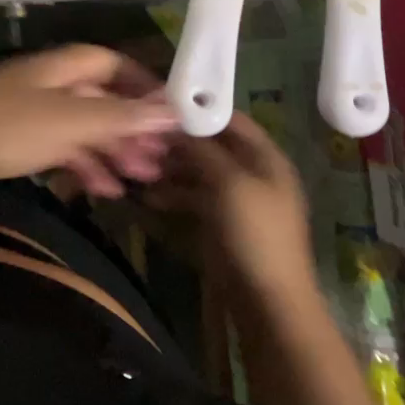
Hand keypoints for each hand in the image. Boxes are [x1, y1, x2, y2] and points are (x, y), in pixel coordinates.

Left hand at [0, 45, 179, 196]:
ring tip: (142, 180)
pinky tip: (102, 191)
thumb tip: (172, 111)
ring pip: (82, 127)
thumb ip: (121, 116)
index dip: (143, 84)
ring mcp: (31, 112)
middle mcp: (48, 84)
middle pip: (100, 98)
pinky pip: (61, 148)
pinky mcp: (16, 140)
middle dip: (132, 127)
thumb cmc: (7, 127)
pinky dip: (83, 166)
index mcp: (61, 68)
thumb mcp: (71, 121)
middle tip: (162, 161)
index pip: (112, 63)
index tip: (171, 115)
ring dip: (112, 151)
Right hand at [145, 111, 316, 302]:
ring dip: (169, 167)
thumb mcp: (229, 183)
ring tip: (137, 164)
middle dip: (176, 140)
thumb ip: (201, 148)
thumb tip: (174, 119)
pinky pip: (192, 197)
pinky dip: (171, 193)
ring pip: (197, 171)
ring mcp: (235, 199)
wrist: (267, 300)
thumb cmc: (254, 234)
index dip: (198, 109)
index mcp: (266, 158)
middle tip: (140, 136)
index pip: (231, 119)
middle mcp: (252, 173)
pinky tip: (145, 195)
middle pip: (210, 145)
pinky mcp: (220, 222)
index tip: (159, 104)